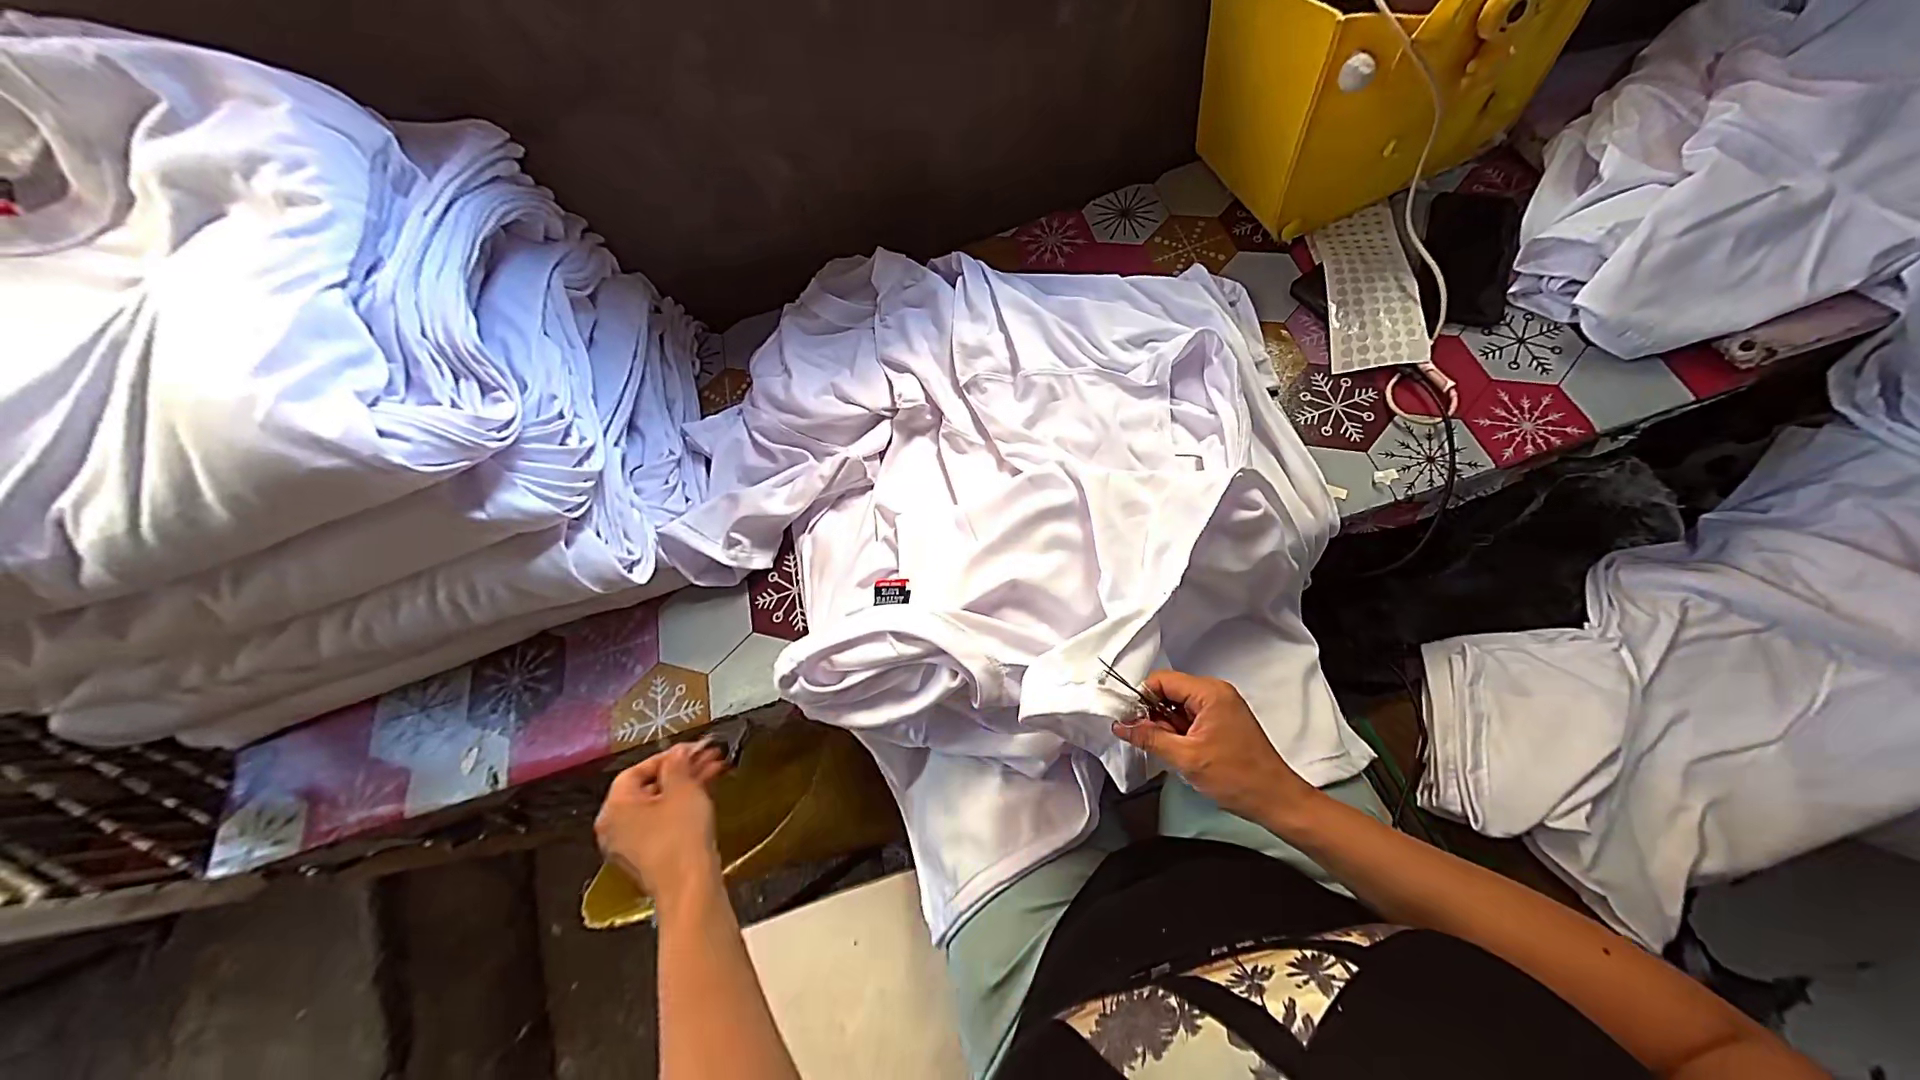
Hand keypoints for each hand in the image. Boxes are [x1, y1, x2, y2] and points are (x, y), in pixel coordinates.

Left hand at [595, 740, 729, 908]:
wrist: (690, 885)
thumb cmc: (681, 838)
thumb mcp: (683, 788)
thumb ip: (678, 763)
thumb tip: (677, 752)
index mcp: (614, 808)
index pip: (638, 769)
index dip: (668, 756)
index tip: (691, 751)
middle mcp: (614, 828)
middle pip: (648, 787)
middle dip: (680, 771)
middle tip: (704, 759)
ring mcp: (629, 846)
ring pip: (657, 805)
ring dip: (684, 787)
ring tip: (712, 774)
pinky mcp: (647, 858)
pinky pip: (661, 824)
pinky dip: (679, 809)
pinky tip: (704, 798)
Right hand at [1112, 670, 1318, 823]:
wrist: (1275, 801)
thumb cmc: (1241, 778)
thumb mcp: (1185, 758)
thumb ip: (1149, 737)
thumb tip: (1123, 726)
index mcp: (1210, 693)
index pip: (1161, 680)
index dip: (1141, 698)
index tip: (1130, 719)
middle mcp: (1216, 694)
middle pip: (1169, 692)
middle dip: (1154, 715)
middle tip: (1150, 740)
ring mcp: (1221, 707)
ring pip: (1177, 707)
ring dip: (1167, 727)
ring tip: (1172, 752)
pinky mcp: (1222, 722)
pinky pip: (1190, 718)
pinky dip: (1179, 733)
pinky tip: (1182, 753)